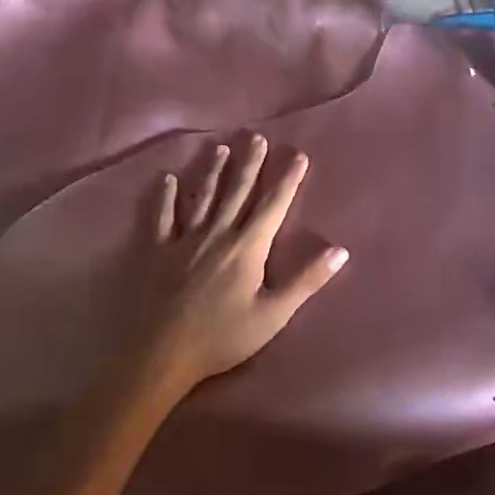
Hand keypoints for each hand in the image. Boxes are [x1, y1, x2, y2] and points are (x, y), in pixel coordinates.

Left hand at [125, 133, 347, 400]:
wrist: (158, 356)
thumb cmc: (222, 338)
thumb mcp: (274, 314)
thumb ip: (306, 280)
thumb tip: (340, 251)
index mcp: (247, 248)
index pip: (273, 205)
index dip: (287, 179)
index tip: (297, 154)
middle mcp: (217, 235)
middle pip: (237, 192)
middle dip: (250, 164)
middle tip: (256, 137)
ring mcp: (182, 241)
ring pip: (201, 197)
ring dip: (212, 171)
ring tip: (221, 148)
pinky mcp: (154, 252)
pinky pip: (159, 217)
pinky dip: (164, 197)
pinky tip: (167, 179)